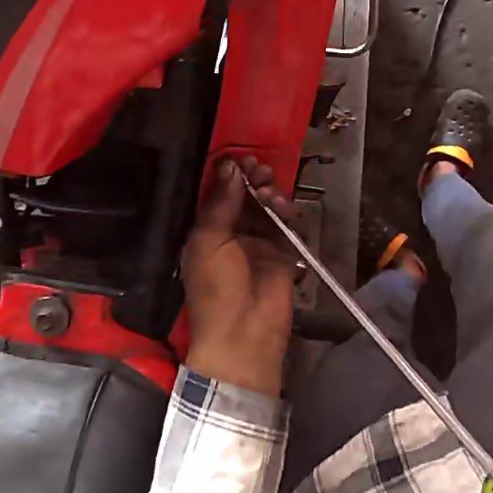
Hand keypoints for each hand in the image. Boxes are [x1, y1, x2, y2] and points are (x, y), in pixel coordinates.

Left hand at [181, 158, 296, 396]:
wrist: (244, 335)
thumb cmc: (216, 289)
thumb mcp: (209, 242)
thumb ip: (221, 203)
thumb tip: (230, 168)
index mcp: (206, 233)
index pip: (217, 196)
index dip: (227, 175)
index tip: (238, 158)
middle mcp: (232, 234)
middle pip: (244, 198)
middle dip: (251, 180)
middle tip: (258, 168)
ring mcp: (258, 244)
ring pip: (265, 207)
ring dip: (268, 192)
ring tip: (268, 190)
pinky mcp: (282, 252)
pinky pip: (285, 224)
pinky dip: (286, 211)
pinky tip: (282, 206)